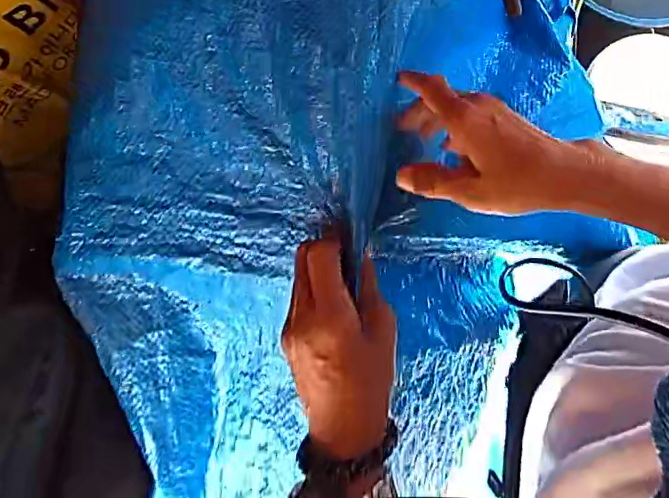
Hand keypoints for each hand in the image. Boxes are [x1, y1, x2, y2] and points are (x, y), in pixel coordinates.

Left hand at [281, 238, 395, 459]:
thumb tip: (359, 256)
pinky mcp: (285, 334)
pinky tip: (332, 307)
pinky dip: (313, 290)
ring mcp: (289, 325)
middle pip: (302, 256)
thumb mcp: (383, 331)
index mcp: (330, 316)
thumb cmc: (370, 383)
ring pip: (298, 274)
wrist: (342, 430)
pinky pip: (297, 296)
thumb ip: (369, 288)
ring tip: (342, 285)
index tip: (349, 237)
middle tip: (346, 256)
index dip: (334, 239)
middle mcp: (302, 316)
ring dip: (317, 269)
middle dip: (323, 248)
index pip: (319, 254)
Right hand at [393, 71, 614, 214]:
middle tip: (403, 128)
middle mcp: (475, 105)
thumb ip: (434, 182)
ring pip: (455, 104)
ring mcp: (492, 108)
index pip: (430, 89)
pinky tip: (455, 146)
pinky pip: (469, 110)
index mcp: (462, 118)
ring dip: (437, 117)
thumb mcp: (472, 191)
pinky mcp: (504, 115)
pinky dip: (454, 121)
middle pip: (440, 97)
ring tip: (426, 139)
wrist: (566, 173)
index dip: (412, 81)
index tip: (397, 79)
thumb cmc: (518, 183)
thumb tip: (401, 176)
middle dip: (419, 110)